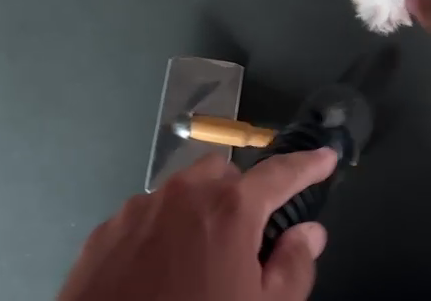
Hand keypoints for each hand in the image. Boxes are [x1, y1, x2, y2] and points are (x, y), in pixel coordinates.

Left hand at [57, 148, 336, 300]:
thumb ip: (293, 269)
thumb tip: (308, 234)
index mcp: (230, 210)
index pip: (281, 174)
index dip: (308, 166)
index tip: (326, 157)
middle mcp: (184, 194)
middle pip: (224, 175)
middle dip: (241, 195)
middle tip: (246, 239)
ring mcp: (139, 210)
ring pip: (180, 192)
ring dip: (198, 211)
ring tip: (198, 261)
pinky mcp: (104, 233)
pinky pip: (144, 217)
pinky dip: (160, 232)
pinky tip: (157, 273)